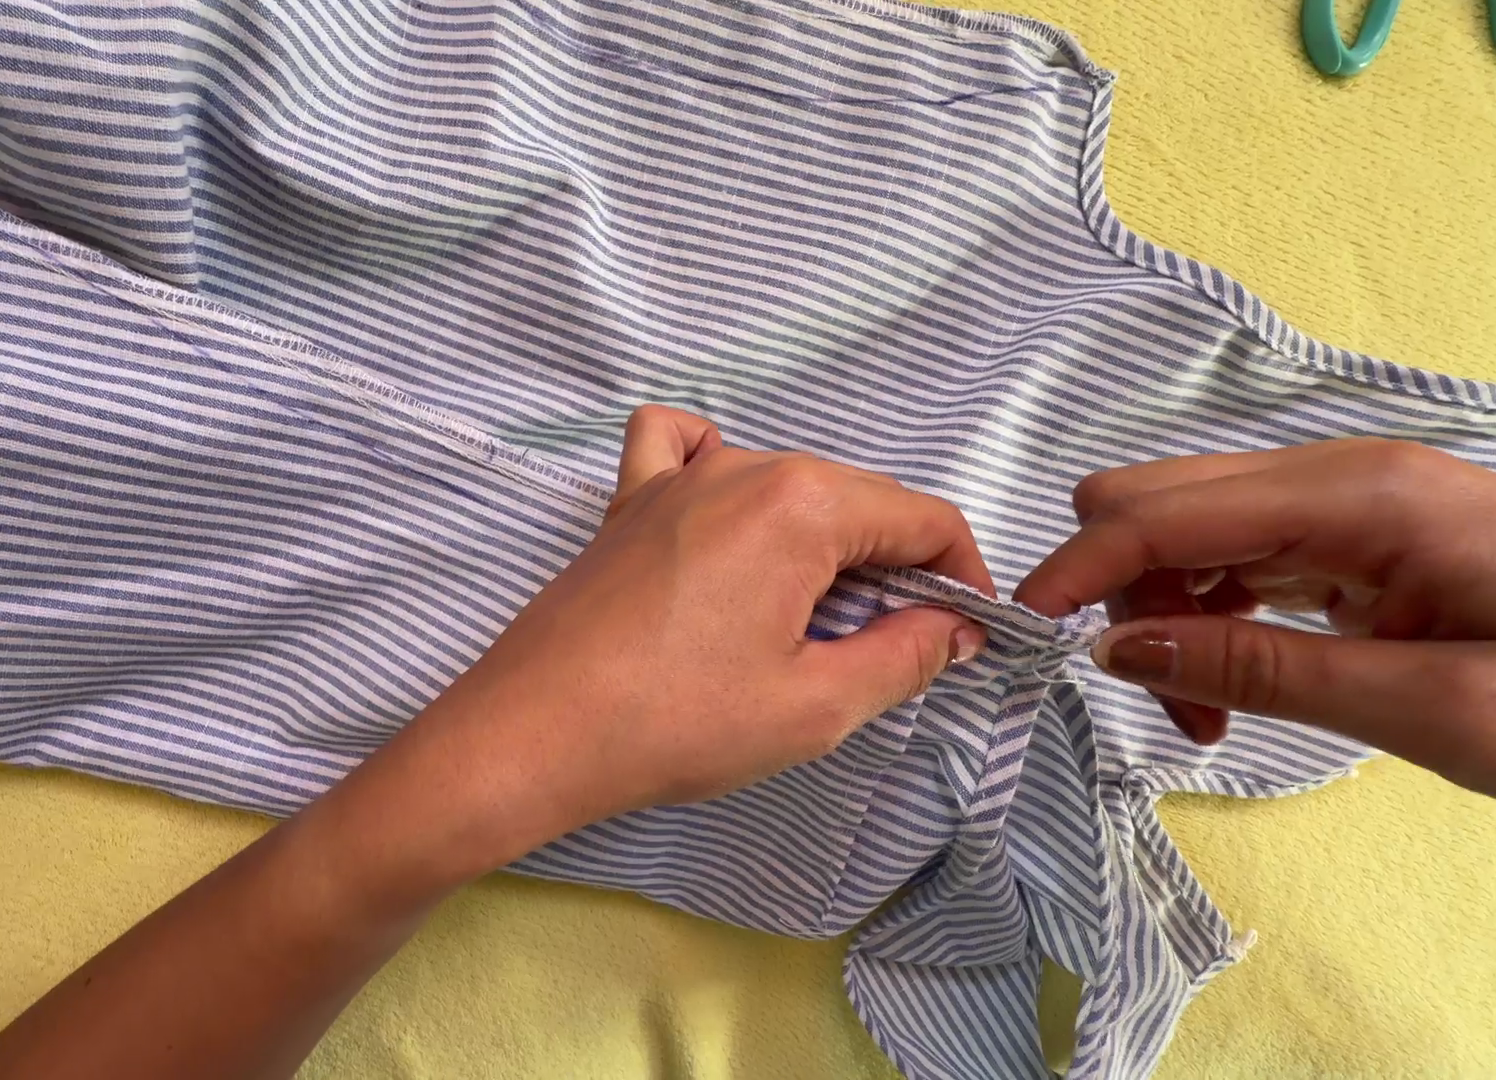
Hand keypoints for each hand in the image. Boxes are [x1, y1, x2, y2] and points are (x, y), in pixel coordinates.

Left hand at [416, 404, 994, 850]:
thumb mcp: (815, 704)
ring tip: (809, 604)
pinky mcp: (626, 501)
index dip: (960, 576)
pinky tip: (720, 513)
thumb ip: (904, 655)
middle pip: (854, 497)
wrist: (535, 728)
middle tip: (888, 641)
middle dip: (893, 563)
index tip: (960, 635)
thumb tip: (953, 626)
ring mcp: (673, 475)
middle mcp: (740, 466)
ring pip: (782, 479)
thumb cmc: (677, 721)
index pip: (922, 516)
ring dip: (819, 532)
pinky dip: (715, 463)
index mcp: (800, 502)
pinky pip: (678, 446)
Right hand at [1015, 438, 1495, 804]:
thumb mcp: (1442, 710)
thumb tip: (1110, 651)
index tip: (1026, 634)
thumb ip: (1257, 669)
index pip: (1152, 514)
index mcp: (1353, 496)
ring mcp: (1333, 497)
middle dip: (1115, 590)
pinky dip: (1193, 613)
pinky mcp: (1338, 529)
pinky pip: (1216, 554)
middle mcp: (1327, 475)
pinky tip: (1233, 672)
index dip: (1073, 571)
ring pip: (1170, 529)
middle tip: (1158, 687)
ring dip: (1152, 611)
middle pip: (1144, 502)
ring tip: (1208, 705)